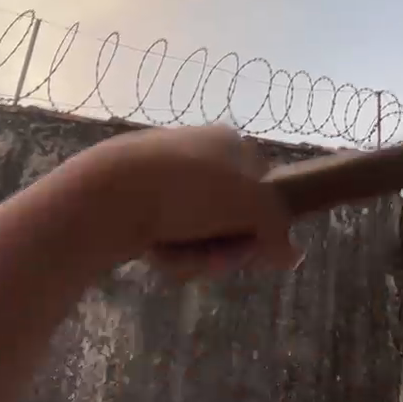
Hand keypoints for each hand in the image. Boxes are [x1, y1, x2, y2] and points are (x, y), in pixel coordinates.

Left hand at [55, 124, 299, 276]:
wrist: (108, 194)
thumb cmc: (190, 190)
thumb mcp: (252, 208)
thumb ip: (278, 231)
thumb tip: (294, 256)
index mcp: (231, 142)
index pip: (264, 185)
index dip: (264, 221)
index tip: (258, 245)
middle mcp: (200, 154)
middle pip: (232, 215)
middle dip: (228, 245)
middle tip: (217, 259)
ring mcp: (166, 176)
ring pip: (201, 230)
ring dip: (200, 254)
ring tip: (182, 258)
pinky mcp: (135, 199)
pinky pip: (168, 233)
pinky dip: (170, 250)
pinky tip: (157, 254)